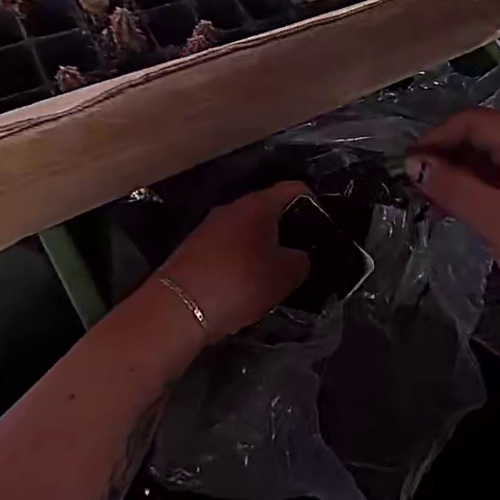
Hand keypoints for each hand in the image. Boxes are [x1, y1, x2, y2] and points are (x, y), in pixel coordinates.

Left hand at [154, 181, 311, 337]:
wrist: (175, 310)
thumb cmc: (239, 283)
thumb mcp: (286, 275)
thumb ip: (300, 260)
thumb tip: (297, 256)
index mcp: (258, 205)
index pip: (293, 189)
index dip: (314, 202)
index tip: (324, 224)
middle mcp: (232, 207)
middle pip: (268, 209)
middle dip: (287, 227)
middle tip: (303, 250)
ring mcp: (208, 227)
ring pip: (246, 229)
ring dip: (262, 245)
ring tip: (276, 269)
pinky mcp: (192, 249)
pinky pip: (227, 247)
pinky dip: (240, 259)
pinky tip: (246, 282)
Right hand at [407, 108, 499, 319]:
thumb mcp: (494, 219)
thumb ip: (452, 186)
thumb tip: (413, 163)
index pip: (474, 121)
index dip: (437, 137)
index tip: (408, 163)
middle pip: (481, 136)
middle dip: (445, 156)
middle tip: (414, 185)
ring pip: (488, 158)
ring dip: (458, 175)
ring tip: (429, 201)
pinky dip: (475, 188)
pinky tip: (454, 208)